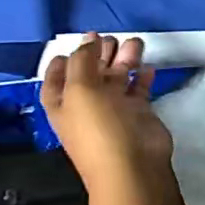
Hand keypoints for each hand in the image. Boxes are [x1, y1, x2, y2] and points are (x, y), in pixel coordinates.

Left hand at [41, 34, 173, 187]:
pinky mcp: (138, 113)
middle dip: (98, 53)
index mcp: (63, 102)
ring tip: (135, 43)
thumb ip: (83, 61)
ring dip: (123, 59)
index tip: (81, 40)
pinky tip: (147, 66)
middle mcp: (86, 104)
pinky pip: (138, 89)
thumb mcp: (80, 89)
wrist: (132, 165)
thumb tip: (89, 43)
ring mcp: (113, 109)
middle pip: (90, 72)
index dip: (66, 57)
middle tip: (111, 38)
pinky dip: (142, 76)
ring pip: (116, 77)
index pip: (58, 76)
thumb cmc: (99, 127)